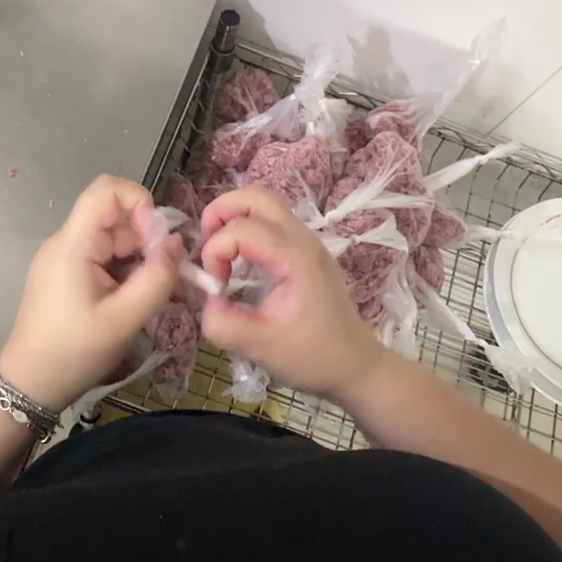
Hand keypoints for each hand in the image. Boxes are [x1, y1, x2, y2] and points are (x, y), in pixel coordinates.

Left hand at [0, 175, 180, 409]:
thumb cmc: (74, 352)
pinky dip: (128, 273)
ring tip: (160, 295)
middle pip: (117, 219)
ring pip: (116, 241)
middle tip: (171, 278)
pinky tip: (140, 300)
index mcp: (73, 245)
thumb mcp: (125, 319)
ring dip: (142, 261)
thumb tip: (176, 243)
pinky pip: (106, 260)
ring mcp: (67, 259)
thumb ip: (157, 278)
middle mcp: (67, 243)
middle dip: (149, 241)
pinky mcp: (70, 276)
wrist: (30, 386)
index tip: (157, 241)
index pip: (107, 190)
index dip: (140, 203)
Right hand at [197, 187, 386, 399]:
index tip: (215, 287)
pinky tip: (239, 261)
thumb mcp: (259, 347)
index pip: (242, 229)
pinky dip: (247, 227)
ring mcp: (307, 240)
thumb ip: (222, 322)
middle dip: (220, 213)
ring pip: (264, 202)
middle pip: (255, 196)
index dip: (215, 252)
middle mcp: (303, 238)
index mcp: (295, 257)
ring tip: (220, 253)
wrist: (355, 365)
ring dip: (234, 217)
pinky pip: (272, 219)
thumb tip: (205, 299)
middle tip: (207, 249)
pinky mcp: (306, 249)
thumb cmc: (313, 356)